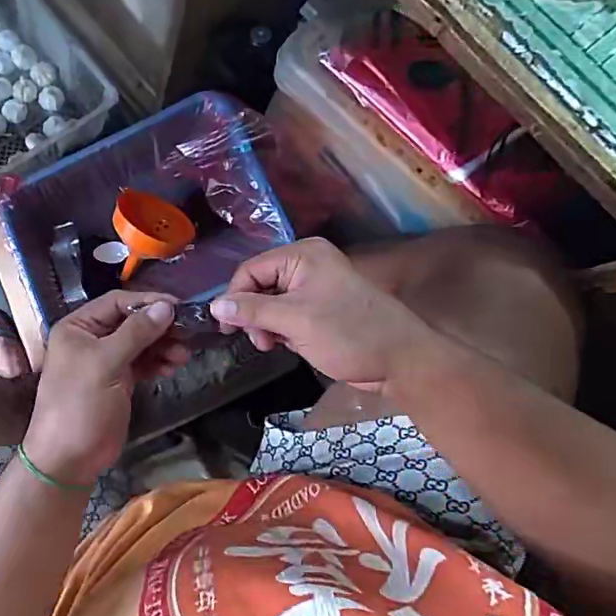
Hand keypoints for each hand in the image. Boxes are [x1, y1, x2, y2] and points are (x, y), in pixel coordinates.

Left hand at [21, 291, 190, 484]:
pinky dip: (158, 362)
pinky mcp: (118, 381)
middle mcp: (91, 339)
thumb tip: (166, 306)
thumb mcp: (106, 364)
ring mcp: (105, 361)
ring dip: (163, 346)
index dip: (147, 302)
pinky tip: (173, 367)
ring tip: (183, 355)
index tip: (178, 307)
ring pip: (140, 343)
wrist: (69, 459)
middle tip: (187, 333)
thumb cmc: (79, 405)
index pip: (117, 302)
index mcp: (78, 327)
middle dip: (159, 327)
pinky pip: (142, 362)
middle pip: (132, 322)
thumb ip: (136, 333)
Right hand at [211, 238, 445, 392]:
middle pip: (259, 286)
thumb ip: (252, 311)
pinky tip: (288, 345)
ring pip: (271, 304)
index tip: (228, 328)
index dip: (235, 298)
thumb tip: (215, 307)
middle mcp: (307, 265)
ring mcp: (315, 288)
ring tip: (273, 346)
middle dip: (253, 315)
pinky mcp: (320, 309)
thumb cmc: (349, 333)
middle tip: (261, 342)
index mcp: (303, 255)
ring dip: (266, 326)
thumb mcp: (295, 321)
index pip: (251, 270)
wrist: (400, 360)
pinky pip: (287, 315)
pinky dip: (281, 330)